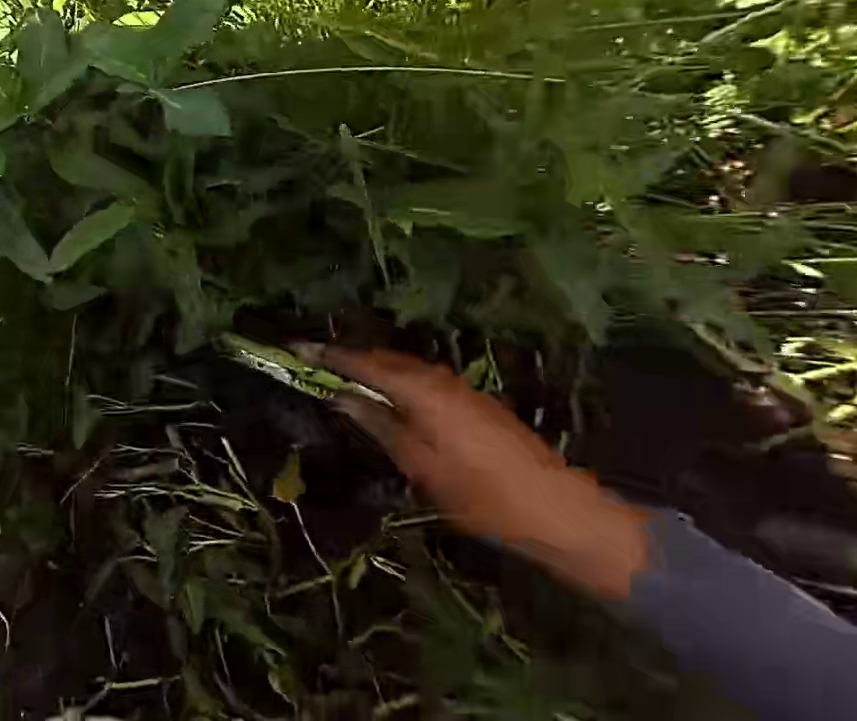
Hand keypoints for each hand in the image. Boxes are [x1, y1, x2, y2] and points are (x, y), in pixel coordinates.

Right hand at [301, 344, 647, 601]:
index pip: (363, 362)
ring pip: (404, 366)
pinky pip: (422, 377)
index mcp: (420, 389)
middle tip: (316, 358)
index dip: (329, 354)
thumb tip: (340, 395)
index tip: (297, 346)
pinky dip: (396, 378)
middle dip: (349, 355)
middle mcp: (438, 378)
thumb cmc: (479, 493)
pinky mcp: (473, 400)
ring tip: (344, 374)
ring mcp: (459, 387)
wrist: (558, 511)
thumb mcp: (417, 463)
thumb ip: (377, 423)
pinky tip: (388, 394)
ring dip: (373, 366)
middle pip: (384, 357)